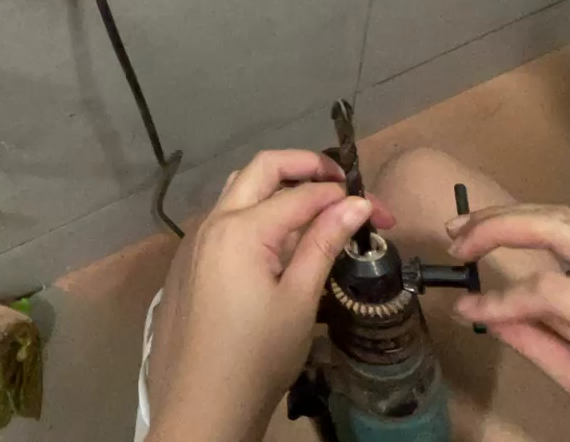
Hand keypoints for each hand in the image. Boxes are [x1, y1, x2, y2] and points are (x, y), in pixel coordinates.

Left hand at [145, 150, 389, 441]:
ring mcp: (197, 237)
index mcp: (240, 228)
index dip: (342, 196)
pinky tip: (279, 237)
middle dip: (304, 165)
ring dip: (276, 184)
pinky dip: (256, 209)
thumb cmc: (255, 356)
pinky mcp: (191, 256)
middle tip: (341, 180)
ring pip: (239, 187)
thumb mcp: (299, 301)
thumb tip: (356, 204)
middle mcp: (213, 219)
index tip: (378, 210)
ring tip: (314, 203)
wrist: (199, 404)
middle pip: (261, 168)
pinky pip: (226, 214)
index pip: (299, 194)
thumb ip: (323, 244)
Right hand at [448, 205, 569, 441]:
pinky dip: (541, 228)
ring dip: (516, 217)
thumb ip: (538, 347)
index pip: (557, 292)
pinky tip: (511, 237)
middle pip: (565, 227)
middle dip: (501, 225)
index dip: (504, 297)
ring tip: (469, 227)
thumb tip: (475, 311)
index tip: (466, 308)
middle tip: (454, 237)